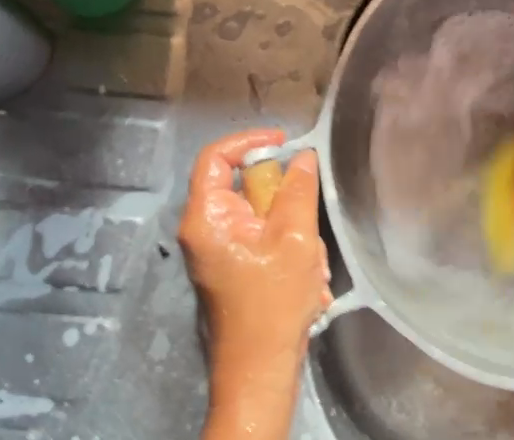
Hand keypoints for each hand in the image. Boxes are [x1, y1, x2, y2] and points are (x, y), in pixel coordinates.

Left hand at [180, 129, 331, 363]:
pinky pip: (260, 238)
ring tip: (311, 261)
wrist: (259, 371)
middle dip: (283, 199)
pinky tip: (307, 278)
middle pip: (242, 186)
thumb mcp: (294, 238)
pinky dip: (287, 248)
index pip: (215, 157)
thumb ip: (298, 190)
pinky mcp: (231, 267)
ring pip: (258, 215)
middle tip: (306, 218)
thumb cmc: (273, 303)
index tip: (283, 143)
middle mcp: (203, 229)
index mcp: (206, 217)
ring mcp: (217, 250)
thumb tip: (302, 157)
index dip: (248, 141)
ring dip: (291, 230)